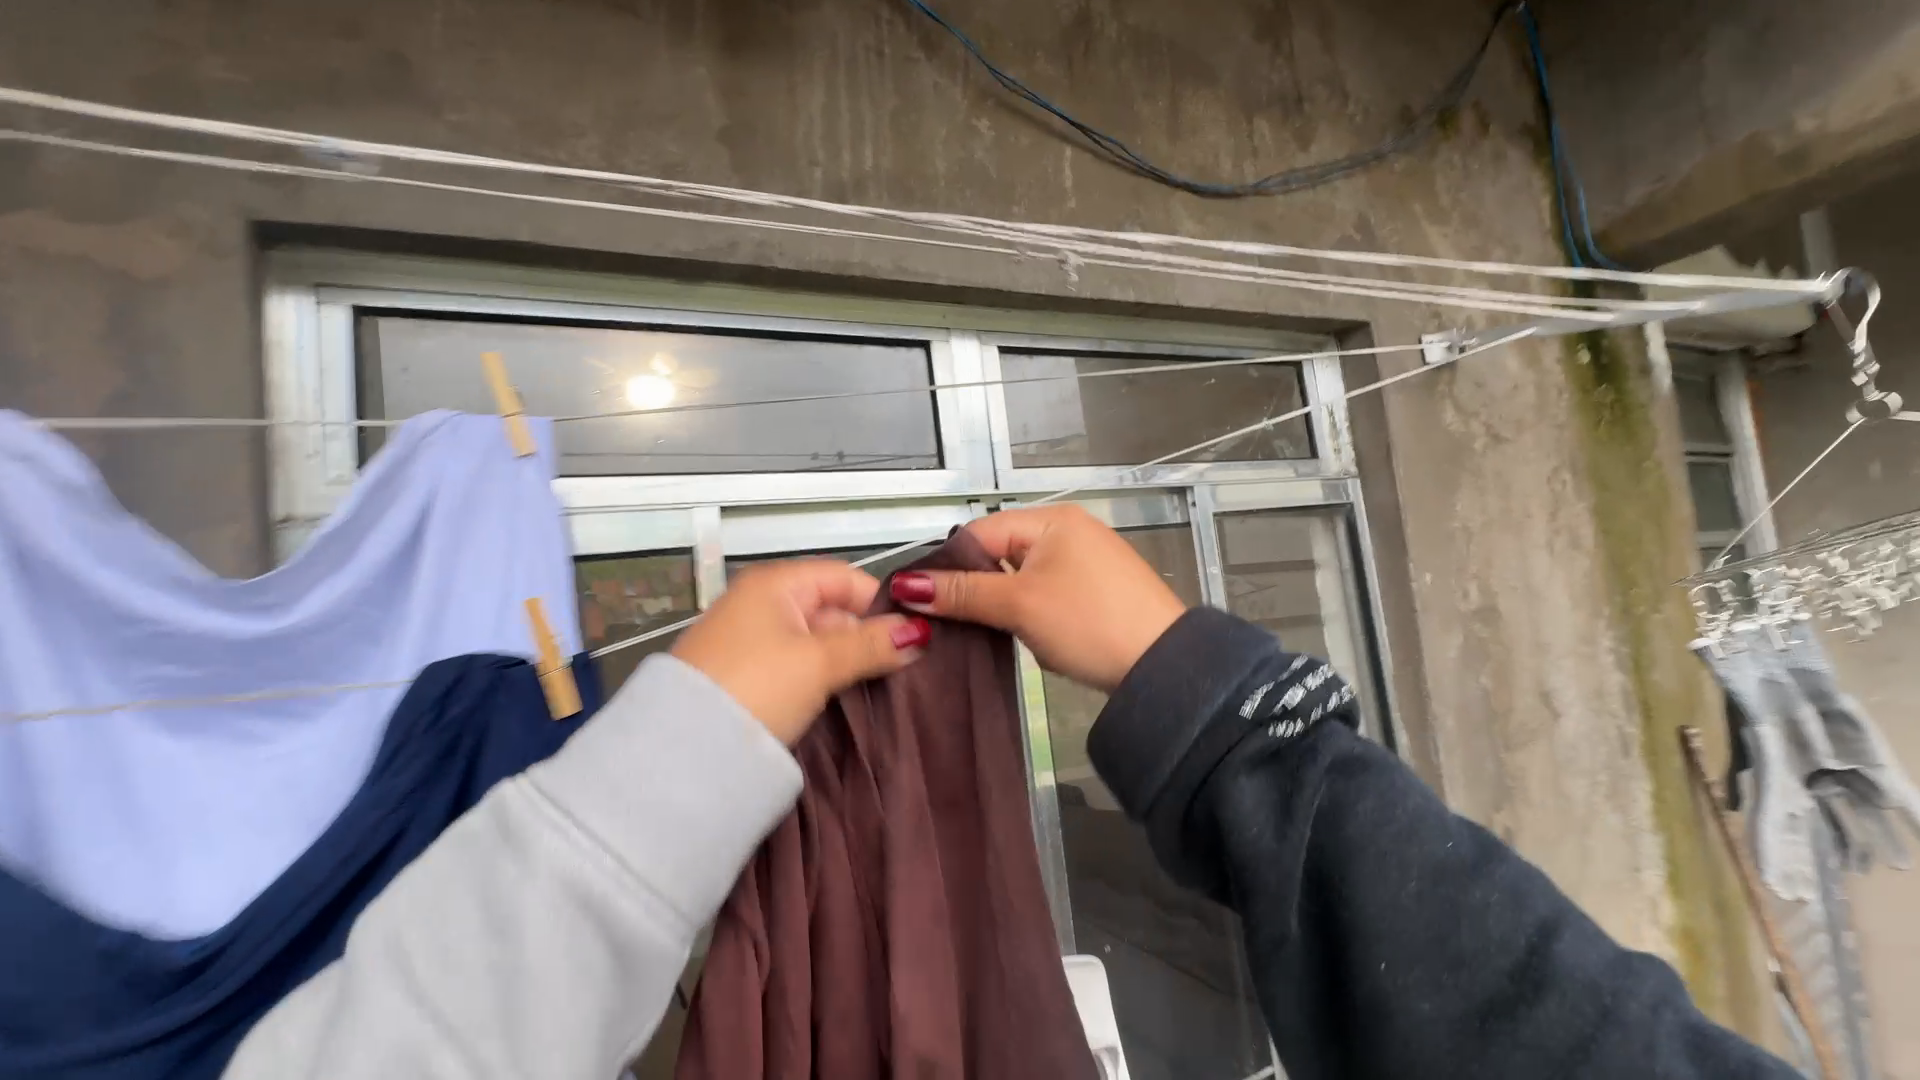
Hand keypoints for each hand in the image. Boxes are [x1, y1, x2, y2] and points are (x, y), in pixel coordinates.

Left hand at [672, 559, 930, 744]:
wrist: (680, 751)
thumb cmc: (757, 687)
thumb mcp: (820, 663)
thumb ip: (872, 645)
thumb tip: (921, 633)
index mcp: (775, 583)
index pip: (845, 578)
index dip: (881, 604)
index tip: (915, 638)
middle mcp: (761, 603)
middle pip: (832, 610)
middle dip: (868, 637)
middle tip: (906, 669)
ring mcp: (751, 641)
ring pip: (817, 642)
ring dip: (847, 661)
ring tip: (885, 686)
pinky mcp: (745, 676)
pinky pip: (798, 667)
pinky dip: (823, 679)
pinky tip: (846, 699)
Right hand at [888, 505, 1186, 691]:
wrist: (1164, 668)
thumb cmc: (1089, 623)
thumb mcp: (1019, 605)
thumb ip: (963, 593)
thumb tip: (905, 584)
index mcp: (1052, 520)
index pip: (980, 532)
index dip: (948, 565)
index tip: (922, 601)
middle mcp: (1069, 532)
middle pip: (999, 553)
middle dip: (976, 587)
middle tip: (953, 623)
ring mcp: (1085, 562)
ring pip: (1020, 577)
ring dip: (1002, 604)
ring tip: (989, 632)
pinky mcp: (1095, 592)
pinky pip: (1044, 594)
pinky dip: (1029, 613)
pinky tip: (1026, 637)